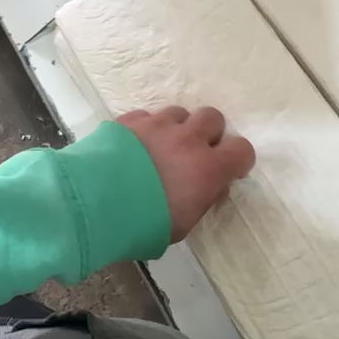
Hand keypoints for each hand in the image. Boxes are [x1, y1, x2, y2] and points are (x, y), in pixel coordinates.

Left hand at [117, 106, 255, 242]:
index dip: (238, 158)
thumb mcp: (182, 226)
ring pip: (178, 112)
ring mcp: (157, 124)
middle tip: (195, 151)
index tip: (228, 169)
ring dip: (176, 127)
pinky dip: (146, 128)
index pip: (242, 150)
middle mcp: (187, 138)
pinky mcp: (129, 119)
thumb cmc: (143, 222)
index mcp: (207, 168)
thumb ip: (202, 200)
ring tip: (160, 147)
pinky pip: (146, 116)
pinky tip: (133, 146)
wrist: (95, 199)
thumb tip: (211, 186)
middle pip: (212, 117)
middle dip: (208, 132)